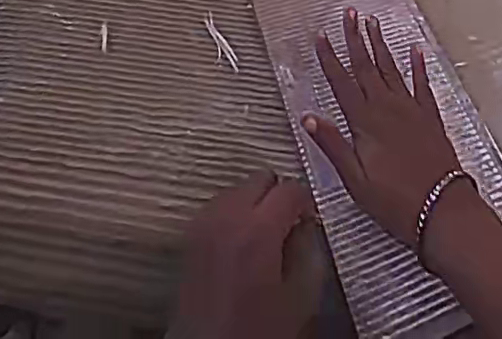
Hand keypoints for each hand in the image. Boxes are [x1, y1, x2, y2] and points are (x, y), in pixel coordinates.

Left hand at [171, 171, 320, 338]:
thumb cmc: (257, 331)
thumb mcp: (299, 300)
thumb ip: (308, 253)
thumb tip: (305, 225)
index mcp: (259, 230)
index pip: (289, 188)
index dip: (304, 200)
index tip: (309, 219)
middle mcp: (229, 214)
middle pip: (260, 178)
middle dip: (278, 195)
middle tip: (288, 224)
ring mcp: (207, 219)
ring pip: (239, 187)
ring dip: (255, 203)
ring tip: (263, 236)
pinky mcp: (192, 230)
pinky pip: (219, 203)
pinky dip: (234, 212)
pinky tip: (241, 242)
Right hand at [303, 9, 461, 243]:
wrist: (445, 212)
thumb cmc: (396, 201)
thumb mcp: (356, 180)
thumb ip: (333, 145)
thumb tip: (307, 118)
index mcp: (365, 121)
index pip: (341, 81)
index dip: (329, 57)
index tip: (321, 35)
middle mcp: (386, 107)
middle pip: (365, 66)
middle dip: (355, 38)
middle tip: (349, 13)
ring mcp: (410, 109)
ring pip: (390, 68)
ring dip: (380, 44)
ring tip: (372, 22)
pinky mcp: (430, 118)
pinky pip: (422, 85)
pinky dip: (418, 66)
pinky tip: (415, 50)